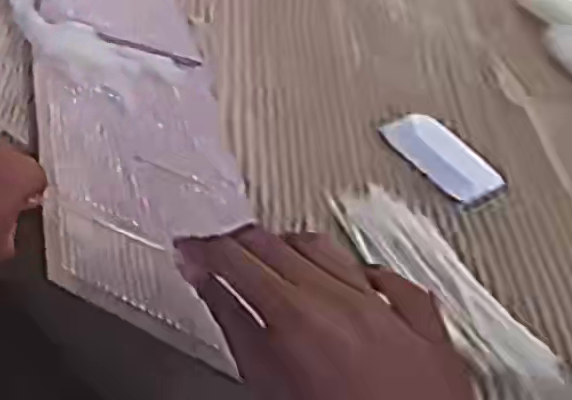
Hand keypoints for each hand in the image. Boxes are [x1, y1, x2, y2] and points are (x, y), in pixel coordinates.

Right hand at [177, 228, 472, 399]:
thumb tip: (203, 279)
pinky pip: (396, 284)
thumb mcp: (264, 378)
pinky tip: (350, 280)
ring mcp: (388, 316)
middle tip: (218, 256)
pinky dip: (364, 274)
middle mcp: (338, 304)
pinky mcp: (431, 336)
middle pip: (267, 241)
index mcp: (293, 314)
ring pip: (322, 248)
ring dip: (288, 248)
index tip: (189, 252)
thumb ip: (230, 318)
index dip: (199, 248)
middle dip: (232, 243)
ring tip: (274, 263)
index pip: (227, 253)